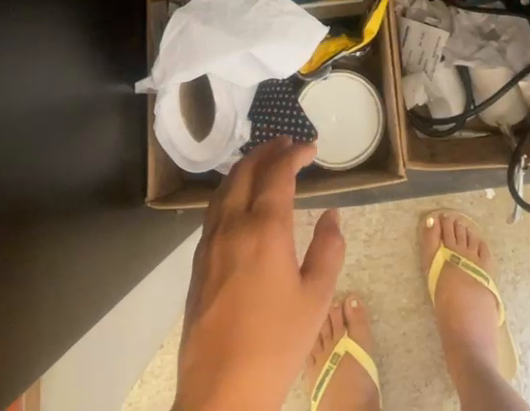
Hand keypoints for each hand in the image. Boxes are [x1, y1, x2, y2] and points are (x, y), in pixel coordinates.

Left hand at [174, 138, 344, 410]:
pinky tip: (240, 203)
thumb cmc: (277, 343)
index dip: (294, 154)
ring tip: (263, 163)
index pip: (277, 174)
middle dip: (266, 152)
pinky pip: (213, 211)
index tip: (312, 147)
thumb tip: (331, 215)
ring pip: (223, 189)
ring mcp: (209, 245)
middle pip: (244, 172)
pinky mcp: (198, 264)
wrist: (222, 388)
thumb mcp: (317, 297)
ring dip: (244, 168)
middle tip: (286, 143)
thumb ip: (328, 249)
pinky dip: (229, 191)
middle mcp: (232, 227)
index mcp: (264, 229)